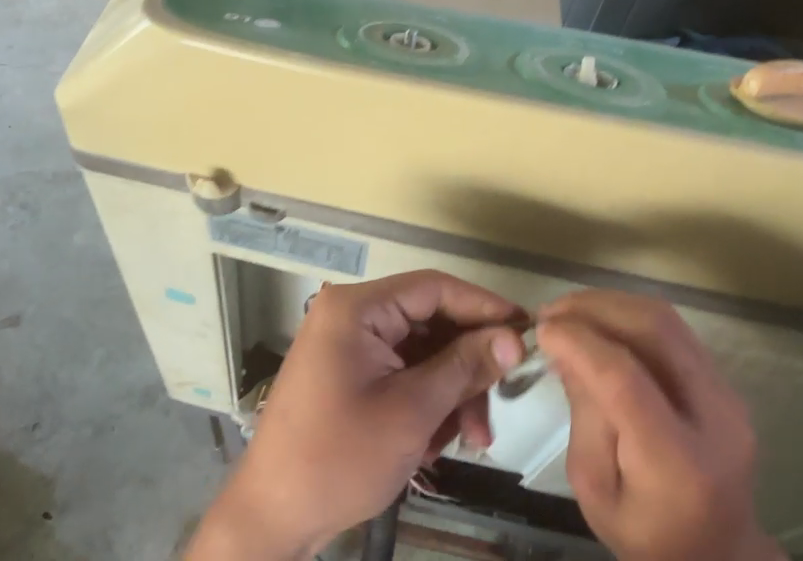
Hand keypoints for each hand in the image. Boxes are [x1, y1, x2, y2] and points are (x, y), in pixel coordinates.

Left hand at [185, 271, 526, 559]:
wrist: (275, 513)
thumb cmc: (340, 456)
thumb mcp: (413, 411)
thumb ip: (464, 366)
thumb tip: (513, 338)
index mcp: (357, 308)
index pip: (434, 288)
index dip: (484, 308)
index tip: (527, 333)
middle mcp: (351, 316)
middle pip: (431, 322)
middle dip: (467, 366)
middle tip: (495, 408)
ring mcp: (348, 346)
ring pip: (422, 353)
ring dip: (450, 392)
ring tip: (468, 440)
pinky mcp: (349, 375)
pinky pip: (403, 374)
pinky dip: (426, 403)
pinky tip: (434, 444)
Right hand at [539, 291, 783, 560]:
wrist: (717, 552)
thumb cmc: (646, 534)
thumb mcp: (595, 492)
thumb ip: (584, 419)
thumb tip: (565, 351)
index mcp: (678, 464)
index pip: (626, 381)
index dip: (579, 343)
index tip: (541, 330)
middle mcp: (716, 420)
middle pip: (655, 333)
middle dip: (595, 309)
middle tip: (550, 313)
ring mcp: (729, 397)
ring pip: (667, 321)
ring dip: (611, 305)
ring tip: (569, 313)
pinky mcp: (726, 384)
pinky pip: (675, 332)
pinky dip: (629, 317)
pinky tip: (598, 325)